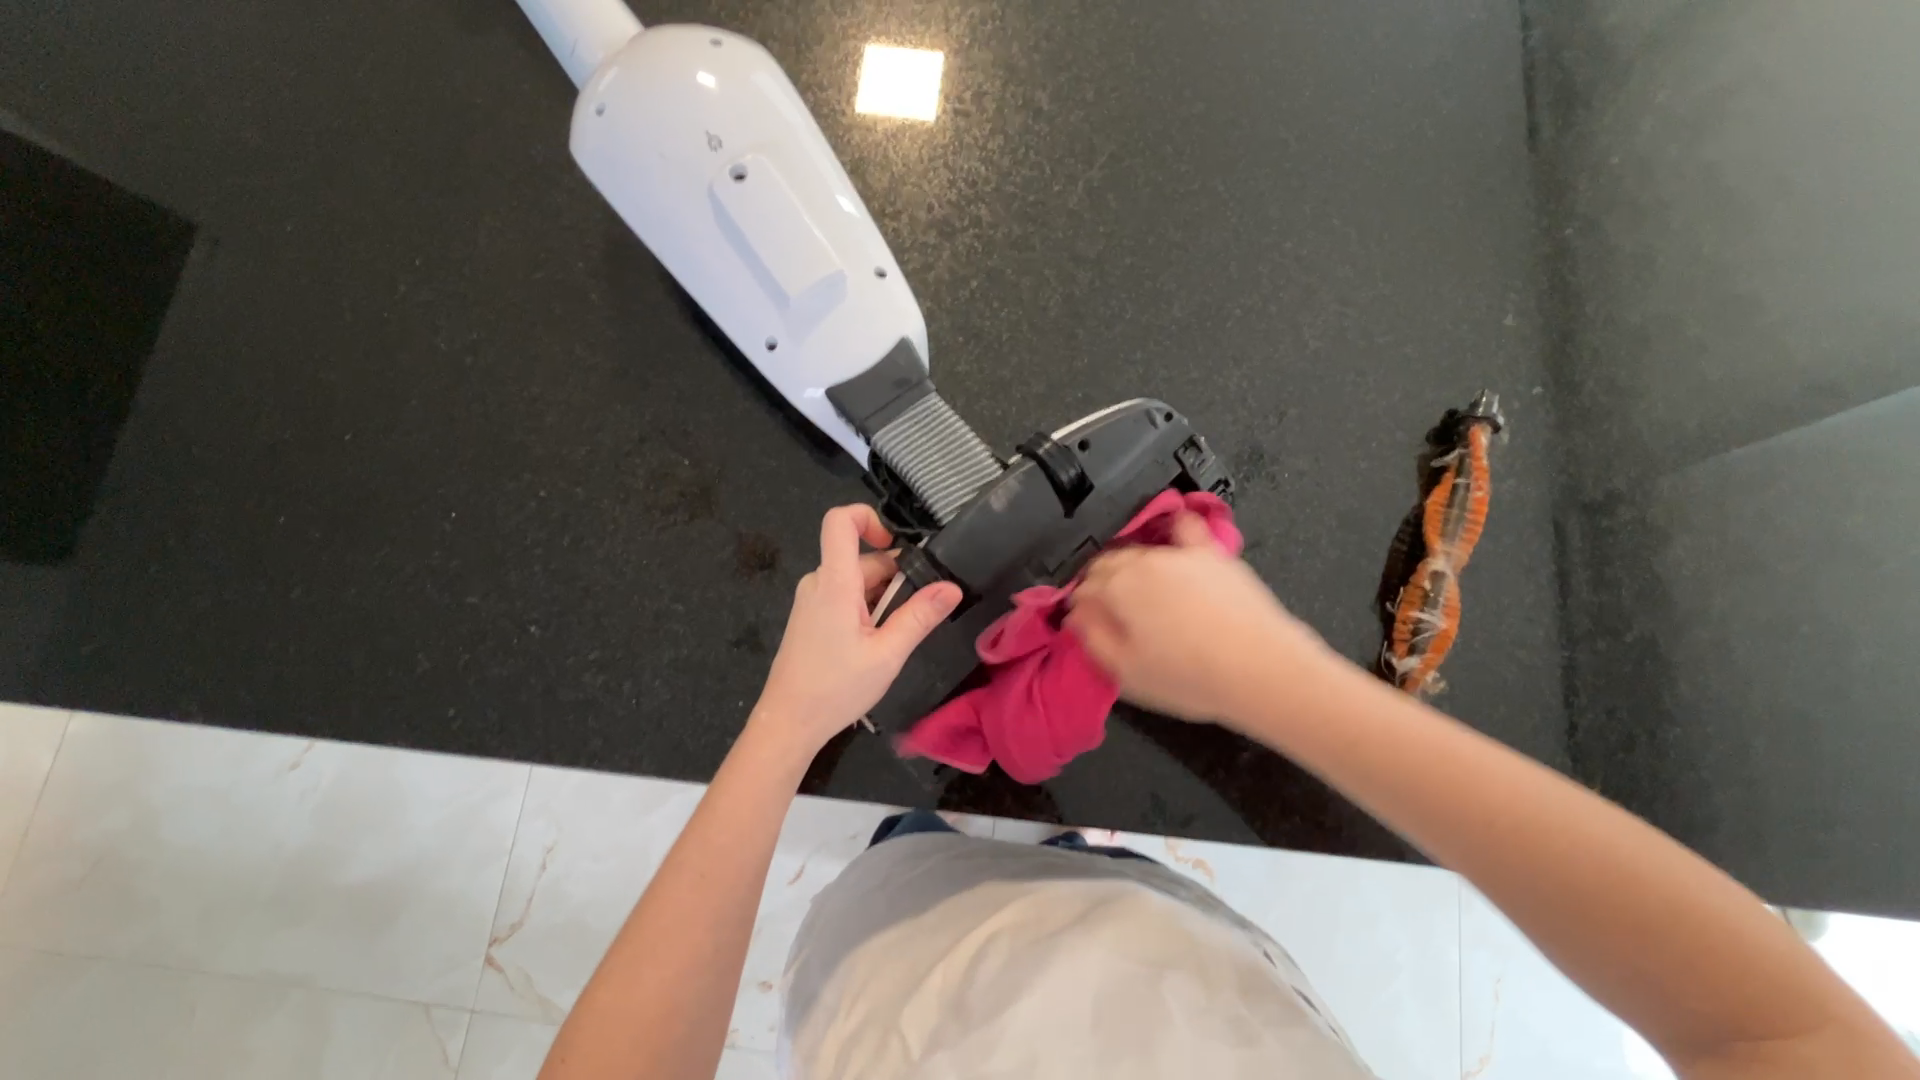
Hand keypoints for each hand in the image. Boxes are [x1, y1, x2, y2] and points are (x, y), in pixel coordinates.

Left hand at [748, 505, 962, 754]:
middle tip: (916, 616)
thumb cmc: (835, 688)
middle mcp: (818, 583)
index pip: (839, 521)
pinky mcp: (810, 617)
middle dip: (894, 578)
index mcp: (834, 583)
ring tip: (894, 638)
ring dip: (882, 599)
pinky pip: (843, 597)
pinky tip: (874, 645)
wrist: (788, 722)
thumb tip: (951, 588)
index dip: (869, 517)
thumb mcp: (887, 655)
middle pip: (862, 558)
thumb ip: (919, 617)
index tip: (898, 546)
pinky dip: (866, 610)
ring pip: (856, 580)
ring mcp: (811, 600)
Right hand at [1066, 512, 1336, 726]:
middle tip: (1109, 609)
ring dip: (1131, 565)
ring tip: (1140, 591)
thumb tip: (1075, 617)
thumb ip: (1093, 638)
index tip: (1084, 618)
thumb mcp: (1127, 671)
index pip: (1084, 587)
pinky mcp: (1213, 554)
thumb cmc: (1192, 676)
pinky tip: (1171, 531)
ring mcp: (1180, 554)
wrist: (1262, 669)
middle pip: (1108, 563)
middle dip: (1101, 581)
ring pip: (1141, 550)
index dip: (1080, 603)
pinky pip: (1187, 527)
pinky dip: (1174, 527)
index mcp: (1117, 589)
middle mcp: (1144, 562)